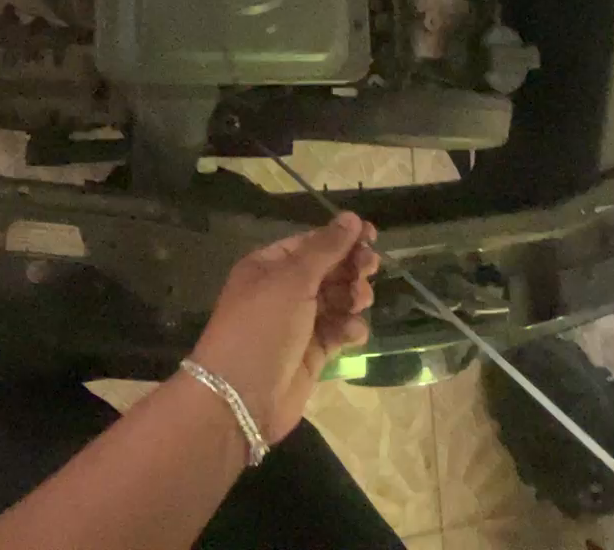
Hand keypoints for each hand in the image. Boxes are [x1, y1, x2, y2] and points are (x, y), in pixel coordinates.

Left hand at [186, 212, 380, 442]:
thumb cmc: (262, 326)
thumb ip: (325, 249)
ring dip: (352, 296)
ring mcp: (297, 323)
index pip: (310, 244)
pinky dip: (348, 328)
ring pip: (336, 300)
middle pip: (326, 270)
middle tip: (371, 267)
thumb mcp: (292, 280)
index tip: (372, 235)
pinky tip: (353, 331)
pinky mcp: (311, 353)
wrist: (241, 397)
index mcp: (268, 266)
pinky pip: (337, 331)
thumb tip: (351, 217)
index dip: (340, 238)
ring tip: (360, 300)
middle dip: (350, 267)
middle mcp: (282, 290)